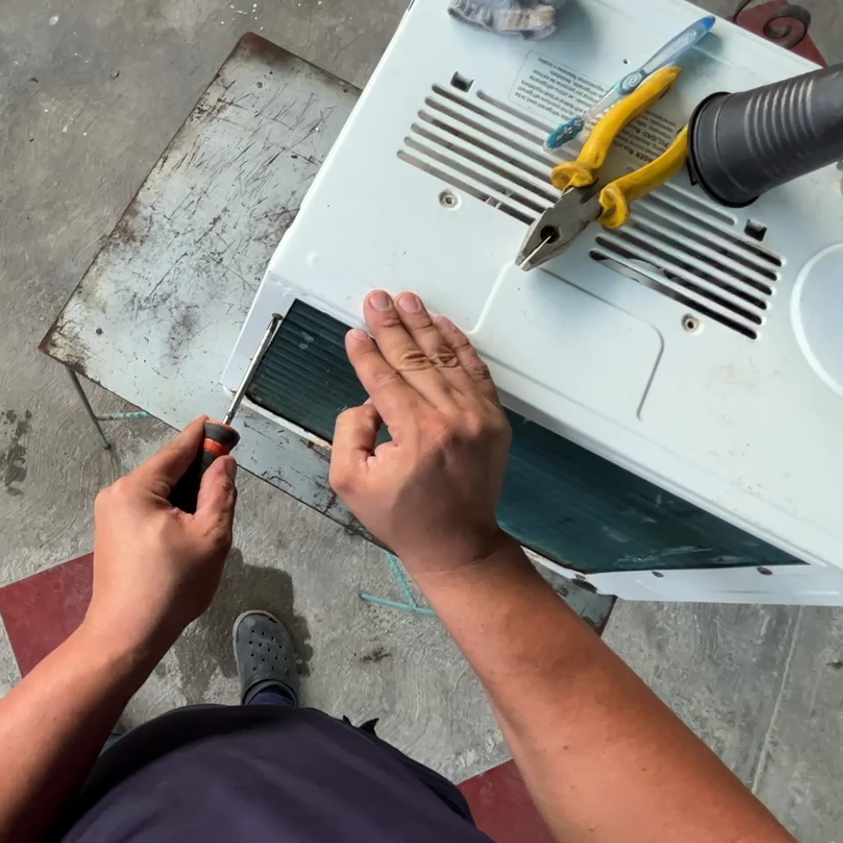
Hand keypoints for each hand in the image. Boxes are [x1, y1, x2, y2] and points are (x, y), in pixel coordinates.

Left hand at [83, 418, 237, 655]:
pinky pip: (148, 509)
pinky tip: (185, 538)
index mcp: (137, 487)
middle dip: (198, 477)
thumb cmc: (171, 585)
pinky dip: (171, 513)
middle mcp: (118, 492)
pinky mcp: (111, 532)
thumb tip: (224, 463)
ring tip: (206, 527)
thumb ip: (220, 493)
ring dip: (186, 499)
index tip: (227, 427)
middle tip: (225, 494)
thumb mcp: (210, 536)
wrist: (127, 634)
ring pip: (159, 492)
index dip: (205, 437)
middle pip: (168, 471)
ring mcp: (110, 513)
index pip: (177, 449)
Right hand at [330, 290, 510, 577]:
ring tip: (406, 300)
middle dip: (391, 326)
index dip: (366, 353)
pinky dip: (459, 345)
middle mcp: (451, 418)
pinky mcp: (494, 420)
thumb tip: (368, 401)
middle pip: (415, 360)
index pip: (385, 379)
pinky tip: (443, 324)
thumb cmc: (401, 516)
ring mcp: (478, 417)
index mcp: (415, 433)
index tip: (353, 331)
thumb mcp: (350, 481)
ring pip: (446, 359)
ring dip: (423, 326)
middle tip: (376, 298)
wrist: (458, 544)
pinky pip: (476, 372)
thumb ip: (349, 432)